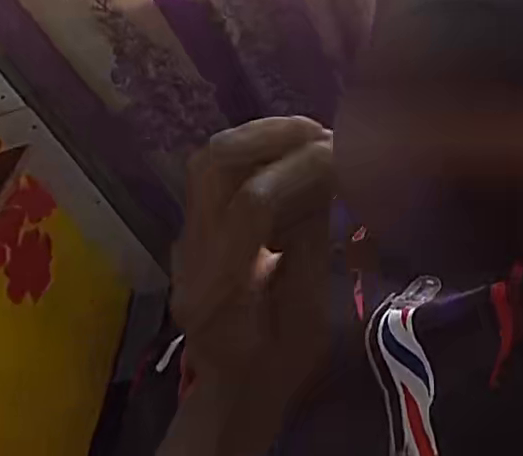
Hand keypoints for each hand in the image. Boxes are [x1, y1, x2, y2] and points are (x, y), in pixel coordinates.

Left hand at [163, 117, 334, 455]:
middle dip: (272, 135)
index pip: (253, 204)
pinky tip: (285, 151)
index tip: (339, 152)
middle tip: (320, 132)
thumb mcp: (311, 313)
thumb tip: (328, 169)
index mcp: (220, 292)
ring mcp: (182, 238)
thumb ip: (312, 238)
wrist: (230, 390)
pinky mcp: (190, 226)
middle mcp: (189, 257)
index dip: (302, 168)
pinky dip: (253, 148)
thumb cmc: (278, 366)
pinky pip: (215, 169)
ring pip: (209, 158)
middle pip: (215, 165)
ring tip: (306, 133)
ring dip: (261, 134)